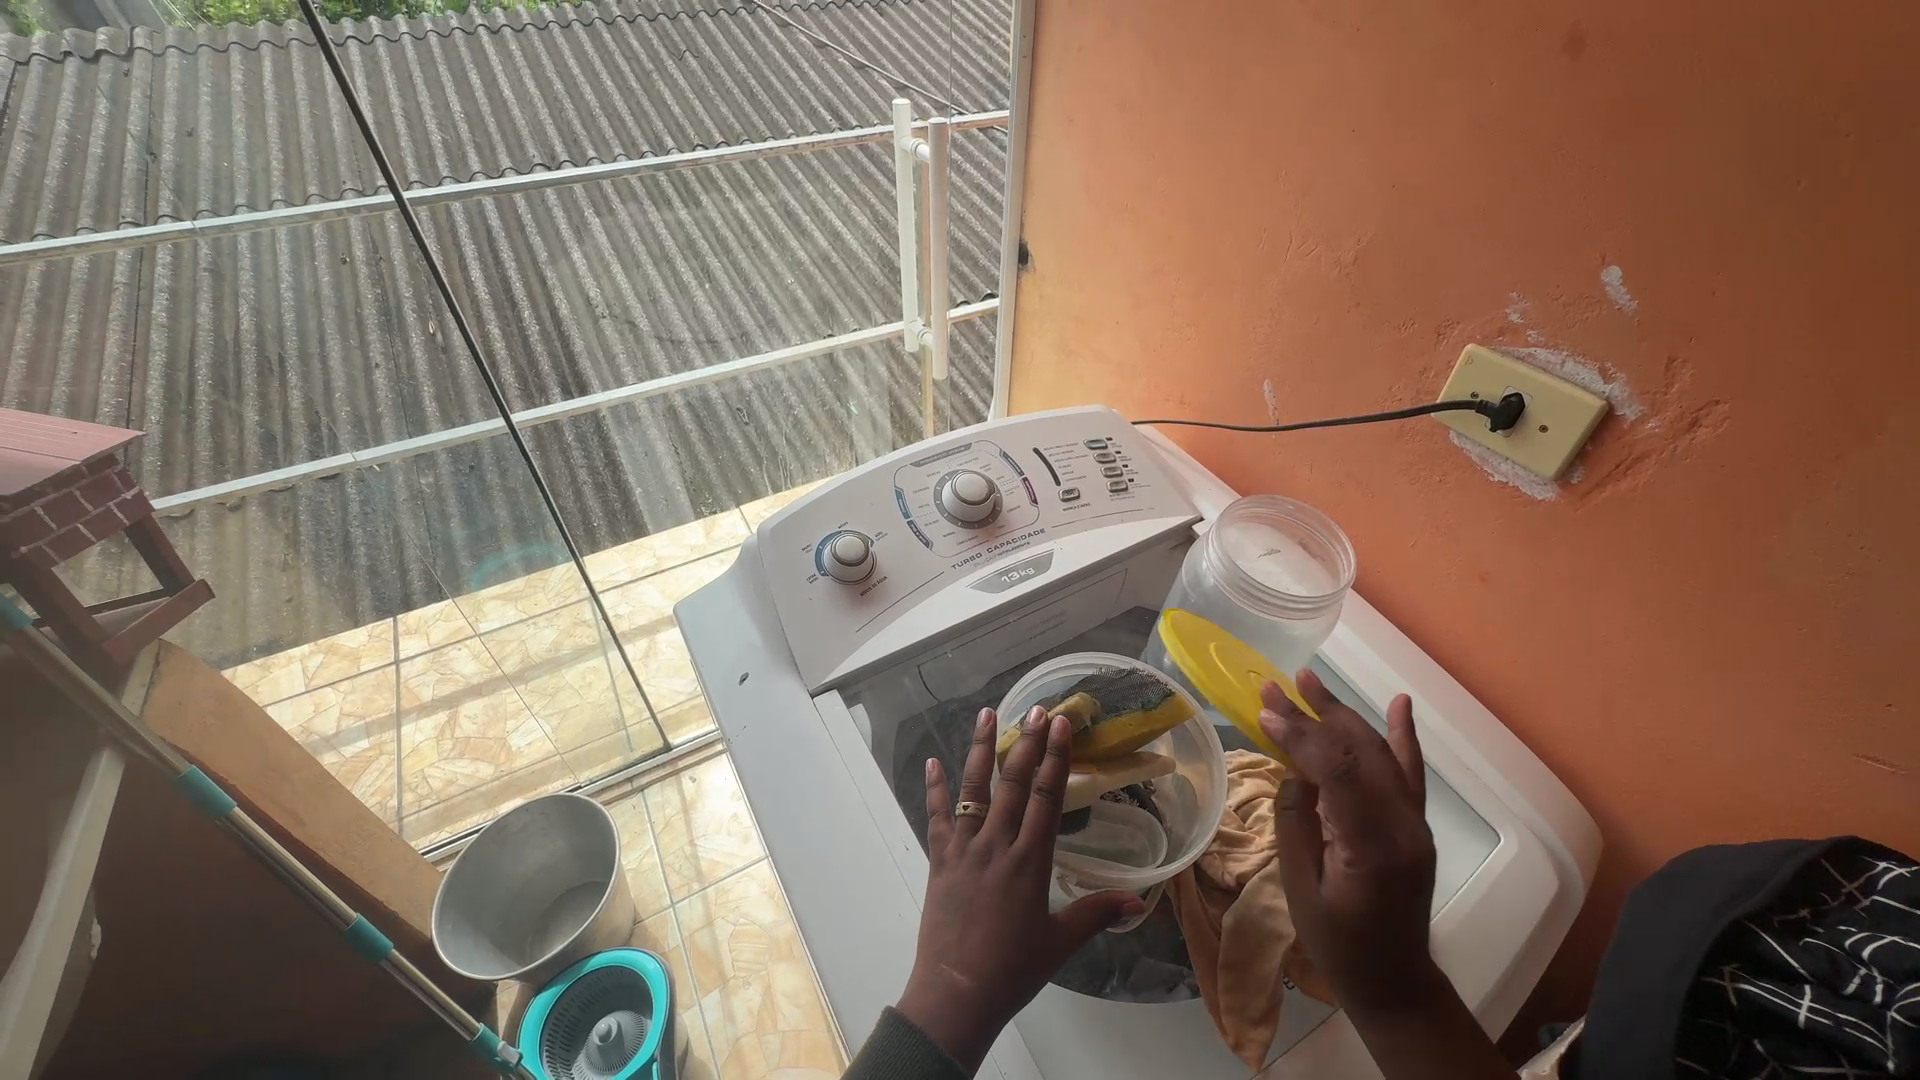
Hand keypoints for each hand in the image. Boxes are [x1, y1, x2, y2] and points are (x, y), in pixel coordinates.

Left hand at [897, 706, 1146, 1071]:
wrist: (955, 994)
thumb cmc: (1013, 970)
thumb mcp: (1059, 943)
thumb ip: (1096, 915)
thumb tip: (1138, 902)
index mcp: (1029, 862)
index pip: (1045, 797)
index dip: (1054, 757)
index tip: (1060, 724)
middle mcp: (995, 845)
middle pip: (1012, 783)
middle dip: (1026, 742)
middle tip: (1036, 708)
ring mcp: (963, 849)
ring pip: (973, 789)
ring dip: (979, 749)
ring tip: (986, 713)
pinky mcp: (939, 860)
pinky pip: (937, 817)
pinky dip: (934, 788)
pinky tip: (932, 761)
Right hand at [1259, 671, 1438, 1012]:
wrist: (1394, 979)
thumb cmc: (1337, 943)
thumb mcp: (1299, 887)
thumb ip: (1296, 823)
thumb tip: (1294, 774)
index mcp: (1371, 846)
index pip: (1337, 771)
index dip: (1299, 735)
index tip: (1265, 711)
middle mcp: (1403, 826)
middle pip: (1358, 752)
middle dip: (1313, 714)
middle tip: (1275, 685)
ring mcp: (1415, 823)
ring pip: (1381, 753)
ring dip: (1343, 715)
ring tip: (1309, 681)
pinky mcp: (1416, 824)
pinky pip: (1410, 771)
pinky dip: (1402, 735)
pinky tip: (1399, 704)